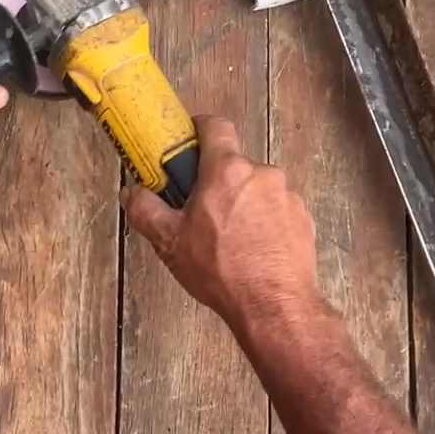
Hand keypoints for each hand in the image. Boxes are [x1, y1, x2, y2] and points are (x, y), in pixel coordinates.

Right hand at [123, 115, 326, 328]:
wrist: (273, 307)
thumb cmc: (221, 271)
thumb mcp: (169, 241)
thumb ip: (144, 210)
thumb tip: (131, 193)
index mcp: (227, 171)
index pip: (214, 126)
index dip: (199, 129)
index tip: (188, 142)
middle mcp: (262, 175)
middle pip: (233, 165)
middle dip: (215, 183)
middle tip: (198, 213)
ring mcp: (287, 197)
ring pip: (255, 190)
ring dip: (240, 205)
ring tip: (226, 241)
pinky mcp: (303, 220)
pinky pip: (275, 211)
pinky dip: (262, 224)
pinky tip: (250, 252)